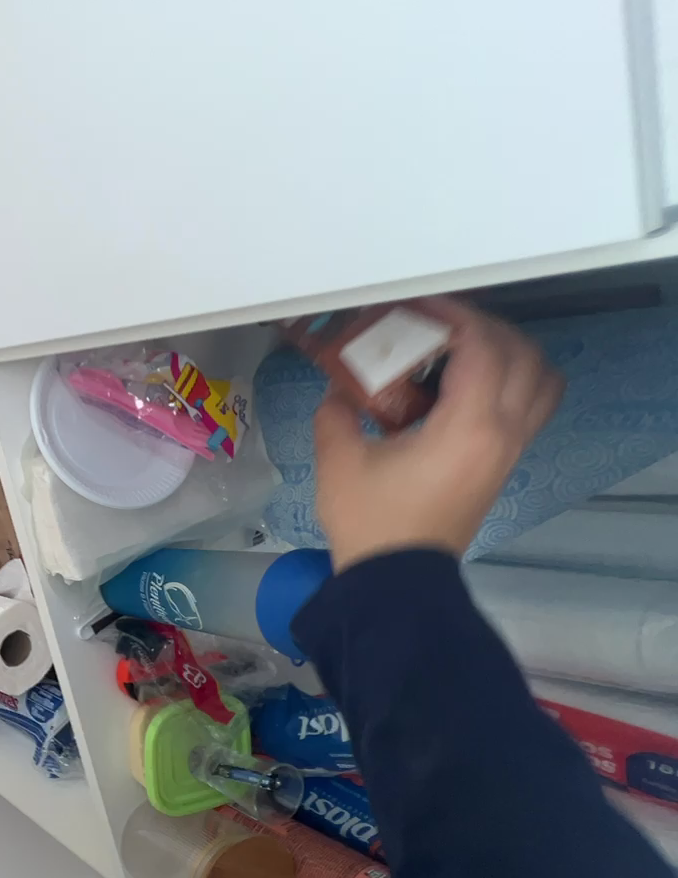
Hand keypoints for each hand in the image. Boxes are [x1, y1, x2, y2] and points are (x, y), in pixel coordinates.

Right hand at [313, 296, 561, 571]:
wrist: (395, 570)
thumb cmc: (369, 516)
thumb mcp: (338, 460)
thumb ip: (337, 416)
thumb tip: (340, 394)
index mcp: (468, 425)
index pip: (483, 349)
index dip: (455, 318)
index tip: (421, 307)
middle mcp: (503, 430)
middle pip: (522, 356)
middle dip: (484, 329)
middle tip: (438, 324)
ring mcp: (510, 447)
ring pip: (539, 379)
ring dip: (508, 353)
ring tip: (461, 350)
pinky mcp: (502, 460)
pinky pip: (530, 404)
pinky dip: (511, 380)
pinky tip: (467, 387)